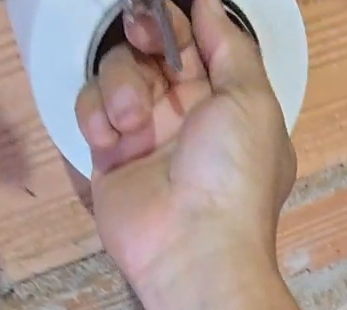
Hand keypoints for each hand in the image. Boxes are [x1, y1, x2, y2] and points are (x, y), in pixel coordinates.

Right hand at [76, 0, 296, 293]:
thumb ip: (232, 48)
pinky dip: (97, 115)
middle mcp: (188, 120)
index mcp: (228, 106)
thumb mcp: (252, 101)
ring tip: (133, 121)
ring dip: (121, 85)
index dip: (179, 22)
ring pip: (119, 75)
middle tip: (141, 38)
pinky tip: (111, 139)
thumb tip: (210, 7)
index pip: (197, 46)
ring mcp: (147, 139)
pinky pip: (94, 111)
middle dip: (144, 36)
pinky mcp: (110, 159)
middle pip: (154, 51)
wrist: (194, 250)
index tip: (162, 12)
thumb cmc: (234, 176)